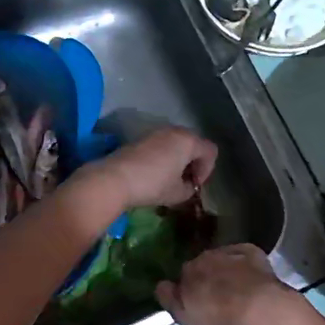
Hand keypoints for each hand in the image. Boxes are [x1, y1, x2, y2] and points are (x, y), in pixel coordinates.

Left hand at [85, 126, 216, 209]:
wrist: (115, 178)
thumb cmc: (153, 184)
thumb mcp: (178, 193)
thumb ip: (190, 189)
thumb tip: (188, 186)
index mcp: (188, 141)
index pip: (210, 151)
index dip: (207, 170)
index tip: (195, 186)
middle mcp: (174, 131)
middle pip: (193, 144)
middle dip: (193, 163)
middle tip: (185, 182)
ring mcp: (155, 133)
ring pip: (176, 144)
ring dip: (177, 160)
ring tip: (169, 180)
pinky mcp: (140, 139)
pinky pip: (160, 146)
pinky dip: (163, 157)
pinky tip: (154, 174)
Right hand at [156, 244, 298, 324]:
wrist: (262, 311)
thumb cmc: (221, 318)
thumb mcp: (185, 316)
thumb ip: (169, 298)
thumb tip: (160, 284)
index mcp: (187, 271)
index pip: (183, 275)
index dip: (189, 287)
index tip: (196, 299)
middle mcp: (206, 256)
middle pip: (202, 264)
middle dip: (207, 276)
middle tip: (217, 295)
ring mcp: (230, 252)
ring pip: (222, 258)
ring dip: (225, 269)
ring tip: (236, 287)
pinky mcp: (253, 252)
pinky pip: (243, 254)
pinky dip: (244, 262)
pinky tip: (250, 275)